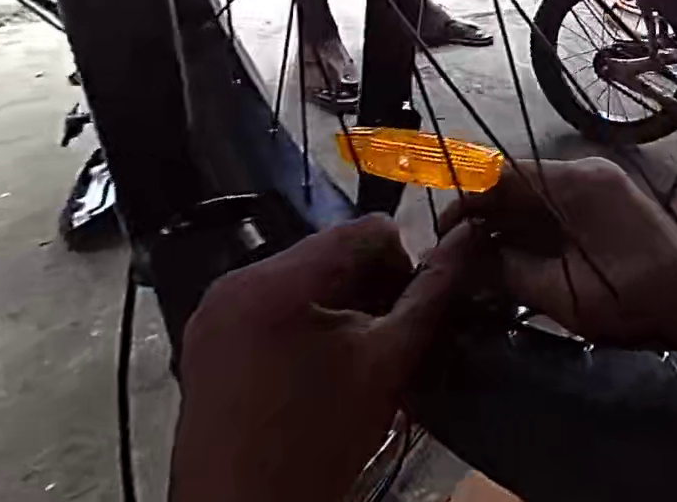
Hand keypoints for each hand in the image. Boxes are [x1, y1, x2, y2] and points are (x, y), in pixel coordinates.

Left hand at [170, 216, 475, 501]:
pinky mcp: (207, 331)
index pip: (364, 230)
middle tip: (383, 332)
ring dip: (340, 296)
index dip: (402, 260)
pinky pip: (275, 295)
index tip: (407, 307)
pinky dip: (307, 312)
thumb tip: (469, 236)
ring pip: (306, 271)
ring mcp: (216, 305)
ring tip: (353, 348)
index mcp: (278, 281)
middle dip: (368, 282)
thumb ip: (432, 290)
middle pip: (332, 249)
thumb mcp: (388, 361)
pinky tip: (318, 356)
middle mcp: (238, 278)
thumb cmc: (319, 445)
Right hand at [447, 158, 676, 349]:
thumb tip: (460, 260)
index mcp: (578, 182)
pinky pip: (553, 210)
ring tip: (472, 260)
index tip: (441, 229)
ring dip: (502, 226)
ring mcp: (597, 187)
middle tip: (451, 252)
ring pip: (533, 198)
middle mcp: (586, 173)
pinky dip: (528, 232)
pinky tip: (508, 258)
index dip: (468, 196)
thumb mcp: (564, 293)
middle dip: (482, 215)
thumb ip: (509, 271)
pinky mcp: (602, 206)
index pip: (506, 172)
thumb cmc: (635, 301)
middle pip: (518, 184)